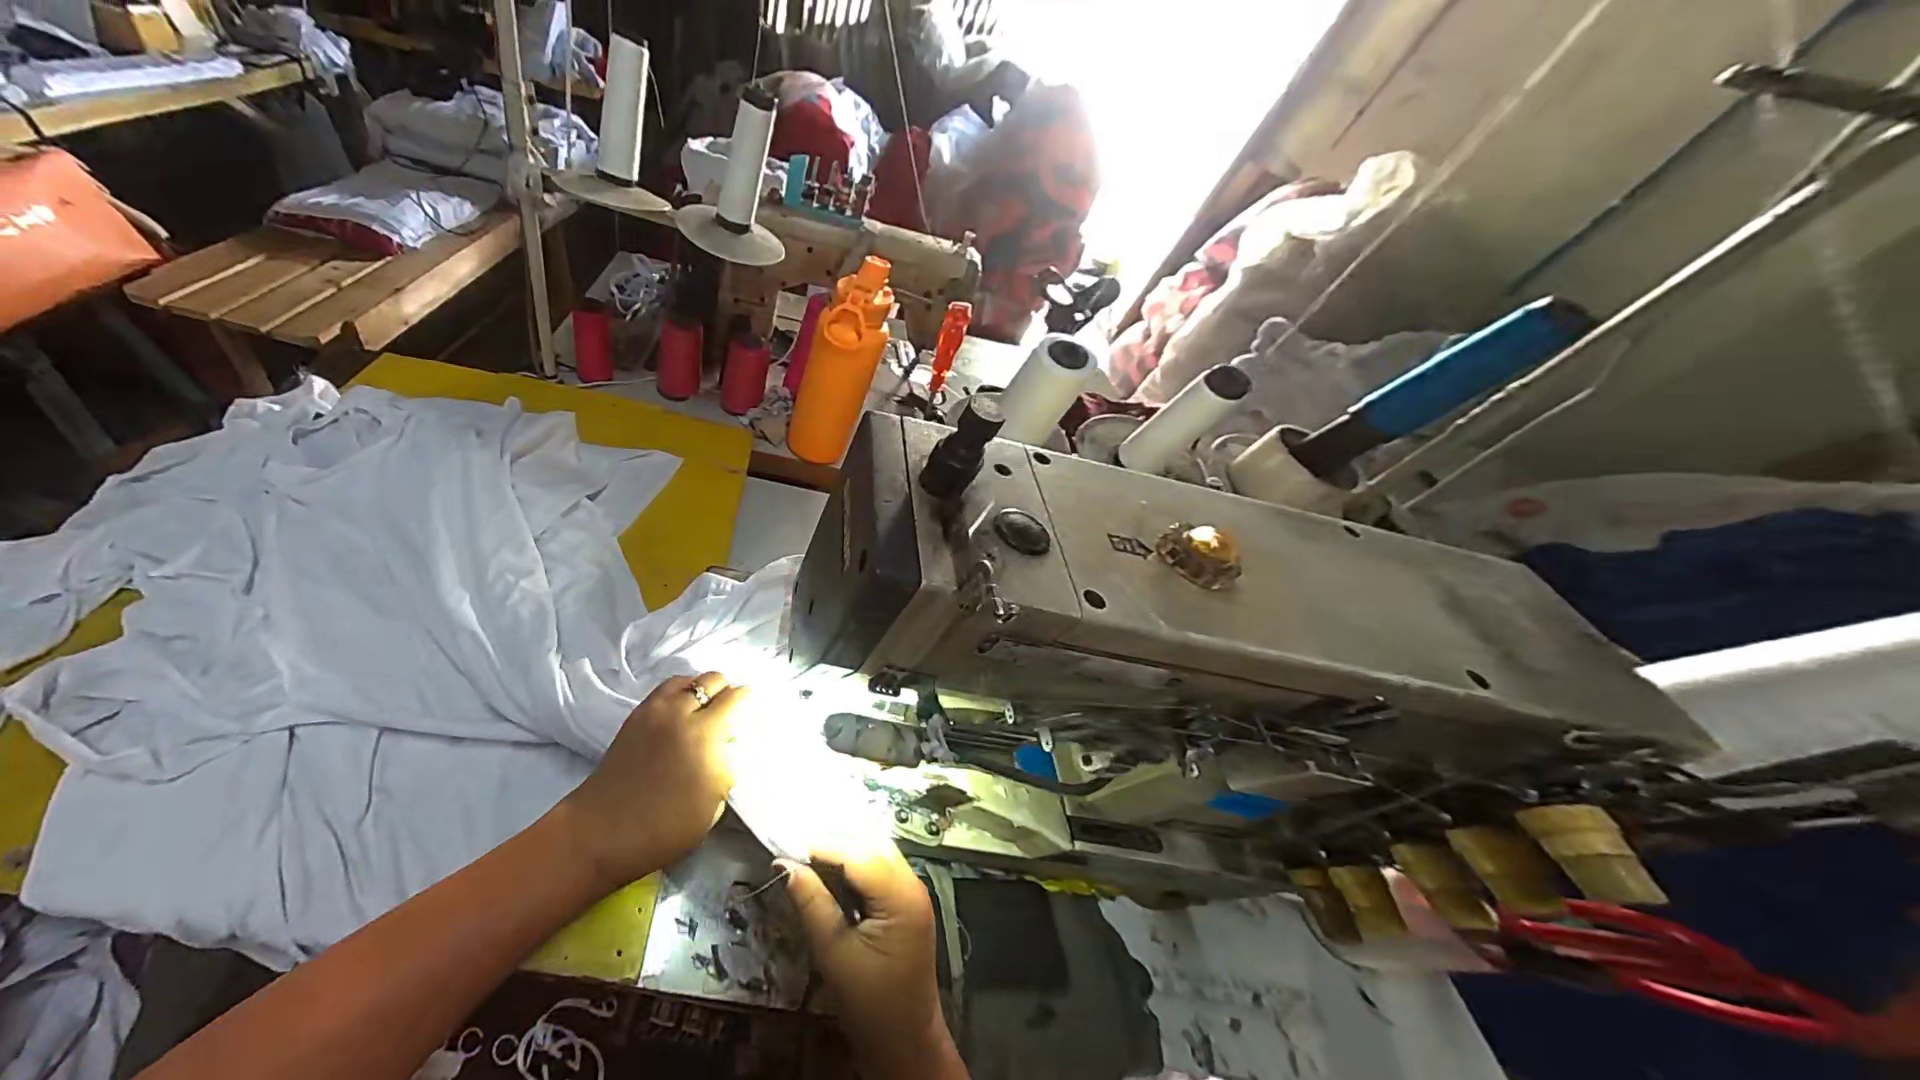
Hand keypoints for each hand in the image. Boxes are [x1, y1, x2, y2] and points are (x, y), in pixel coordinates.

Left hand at [561, 672, 741, 887]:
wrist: (601, 833)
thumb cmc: (665, 828)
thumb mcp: (714, 804)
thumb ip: (725, 767)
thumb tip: (724, 749)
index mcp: (706, 734)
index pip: (735, 698)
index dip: (747, 699)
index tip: (750, 708)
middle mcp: (681, 714)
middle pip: (712, 680)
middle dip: (725, 690)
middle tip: (728, 711)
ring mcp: (654, 712)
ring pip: (686, 679)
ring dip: (700, 688)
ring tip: (703, 708)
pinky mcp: (634, 718)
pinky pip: (664, 690)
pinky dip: (678, 692)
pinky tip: (679, 712)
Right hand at [780, 845, 965, 1078]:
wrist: (905, 1041)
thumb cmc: (870, 1003)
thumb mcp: (834, 953)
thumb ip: (812, 904)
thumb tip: (787, 866)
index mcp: (901, 896)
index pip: (859, 855)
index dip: (822, 847)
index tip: (787, 847)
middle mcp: (913, 886)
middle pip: (873, 846)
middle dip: (835, 843)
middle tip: (795, 848)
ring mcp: (914, 893)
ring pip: (878, 854)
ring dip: (845, 852)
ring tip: (808, 857)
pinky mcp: (907, 904)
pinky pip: (882, 871)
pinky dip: (856, 866)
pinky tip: (831, 873)